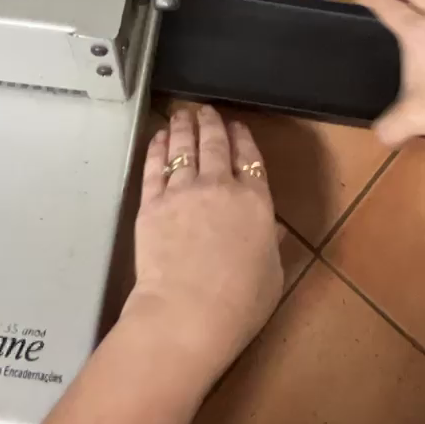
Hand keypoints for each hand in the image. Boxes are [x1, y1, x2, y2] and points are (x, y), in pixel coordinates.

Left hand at [122, 105, 282, 384]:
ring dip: (184, 127)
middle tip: (206, 110)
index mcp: (255, 201)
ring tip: (181, 113)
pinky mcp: (152, 203)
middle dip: (212, 123)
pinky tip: (159, 137)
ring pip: (184, 148)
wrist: (188, 313)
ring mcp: (183, 191)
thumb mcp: (272, 274)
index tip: (237, 126)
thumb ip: (271, 244)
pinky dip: (158, 147)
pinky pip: (155, 167)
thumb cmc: (239, 303)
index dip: (243, 139)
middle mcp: (220, 186)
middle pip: (215, 145)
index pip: (250, 159)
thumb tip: (272, 228)